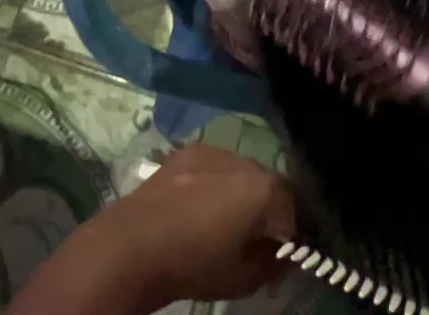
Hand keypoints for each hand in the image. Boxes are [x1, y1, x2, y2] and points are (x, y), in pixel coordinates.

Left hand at [86, 143, 297, 306]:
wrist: (133, 243)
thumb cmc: (194, 264)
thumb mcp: (245, 278)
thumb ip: (274, 265)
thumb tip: (283, 255)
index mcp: (265, 190)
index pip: (295, 213)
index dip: (292, 237)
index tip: (280, 255)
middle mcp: (245, 161)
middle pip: (272, 186)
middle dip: (271, 210)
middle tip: (256, 238)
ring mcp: (215, 151)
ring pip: (244, 171)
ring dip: (245, 192)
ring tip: (227, 219)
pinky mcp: (188, 150)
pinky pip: (217, 164)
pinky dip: (219, 181)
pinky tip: (202, 204)